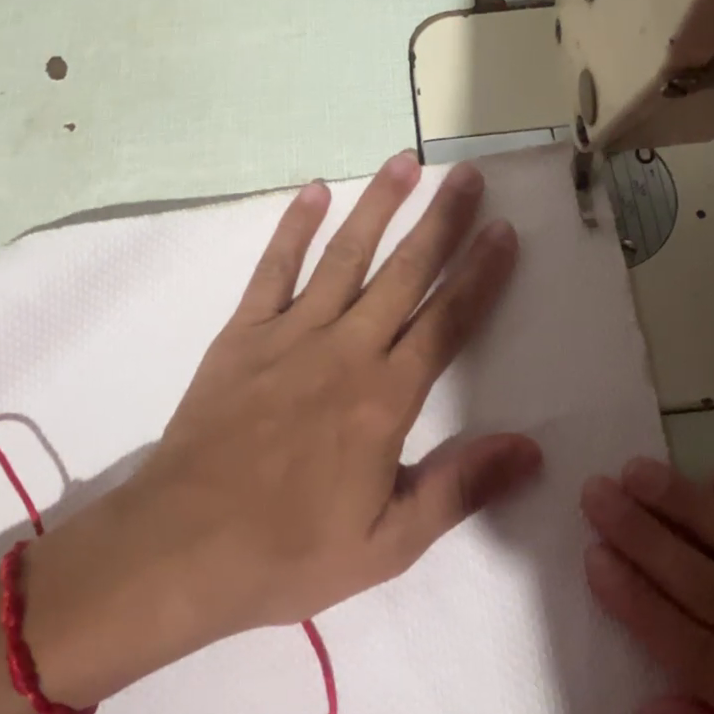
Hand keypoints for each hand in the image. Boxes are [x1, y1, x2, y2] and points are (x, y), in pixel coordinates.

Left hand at [49, 152, 541, 658]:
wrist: (182, 547)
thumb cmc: (291, 551)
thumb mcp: (389, 542)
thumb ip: (461, 488)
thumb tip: (532, 448)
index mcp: (386, 398)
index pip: (447, 321)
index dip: (480, 274)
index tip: (503, 229)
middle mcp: (346, 351)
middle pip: (405, 273)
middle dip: (442, 221)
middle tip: (468, 175)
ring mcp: (290, 335)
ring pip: (346, 256)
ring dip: (378, 206)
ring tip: (405, 163)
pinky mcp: (243, 334)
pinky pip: (273, 269)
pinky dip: (294, 228)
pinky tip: (314, 191)